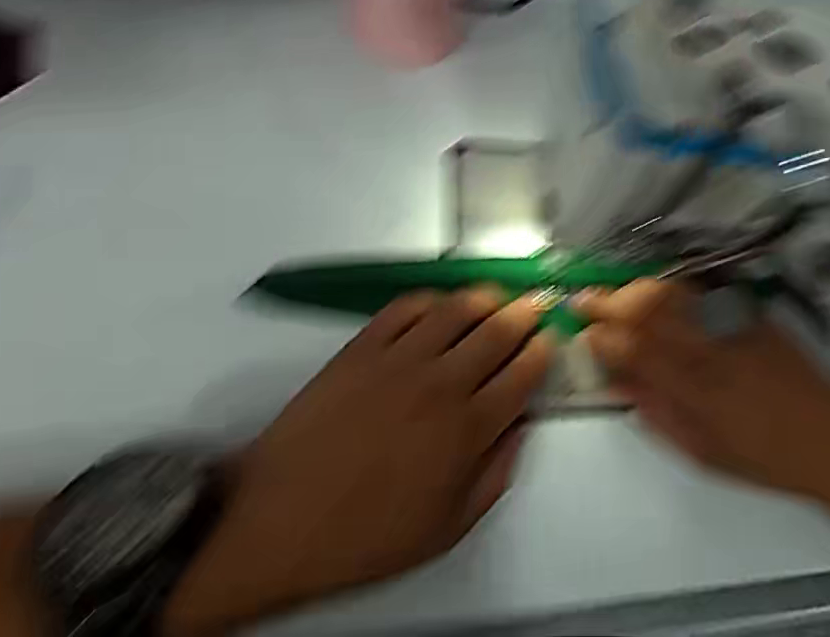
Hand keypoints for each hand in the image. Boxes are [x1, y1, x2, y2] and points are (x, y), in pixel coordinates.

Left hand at [165, 288, 553, 634]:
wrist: (277, 520)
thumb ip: (496, 473)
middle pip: (500, 330)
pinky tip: (440, 306)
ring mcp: (400, 358)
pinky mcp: (363, 346)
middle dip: (528, 311)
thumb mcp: (447, 526)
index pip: (525, 372)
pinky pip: (406, 306)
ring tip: (497, 296)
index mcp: (468, 429)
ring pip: (458, 307)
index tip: (551, 338)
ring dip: (486, 296)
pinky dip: (432, 298)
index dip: (545, 349)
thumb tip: (520, 427)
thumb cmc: (365, 534)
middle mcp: (442, 383)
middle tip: (537, 304)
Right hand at [576, 278, 829, 499]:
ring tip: (616, 293)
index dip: (602, 336)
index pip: (634, 349)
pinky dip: (671, 289)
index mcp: (694, 389)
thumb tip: (620, 382)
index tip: (582, 330)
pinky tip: (658, 292)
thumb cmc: (763, 458)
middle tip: (585, 298)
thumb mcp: (701, 451)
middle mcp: (709, 349)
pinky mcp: (750, 314)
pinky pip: (701, 293)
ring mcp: (731, 326)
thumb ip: (656, 413)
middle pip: (649, 310)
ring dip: (636, 288)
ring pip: (673, 293)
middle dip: (609, 300)